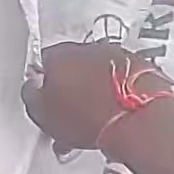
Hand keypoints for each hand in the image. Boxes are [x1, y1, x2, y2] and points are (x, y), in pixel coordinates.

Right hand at [21, 40, 173, 150]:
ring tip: (91, 124)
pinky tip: (112, 118)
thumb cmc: (88, 117)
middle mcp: (89, 48)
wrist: (137, 120)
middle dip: (68, 89)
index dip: (40, 85)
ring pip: (96, 74)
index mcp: (59, 55)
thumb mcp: (42, 113)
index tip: (43, 102)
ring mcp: (118, 56)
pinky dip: (115, 95)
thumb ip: (30, 95)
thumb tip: (31, 87)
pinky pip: (120, 80)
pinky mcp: (142, 68)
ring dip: (92, 93)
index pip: (41, 63)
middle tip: (66, 117)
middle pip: (71, 67)